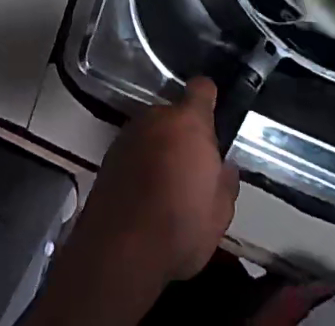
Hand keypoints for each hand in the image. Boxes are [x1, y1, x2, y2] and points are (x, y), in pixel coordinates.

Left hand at [73, 78, 239, 282]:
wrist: (122, 245)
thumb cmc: (181, 226)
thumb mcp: (221, 211)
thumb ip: (225, 180)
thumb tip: (223, 166)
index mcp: (188, 124)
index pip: (201, 89)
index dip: (209, 97)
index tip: (214, 111)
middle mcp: (155, 118)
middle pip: (174, 114)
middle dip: (185, 133)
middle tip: (194, 167)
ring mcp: (129, 132)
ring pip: (153, 131)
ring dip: (161, 146)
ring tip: (168, 183)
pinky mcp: (109, 152)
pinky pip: (135, 147)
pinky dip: (142, 160)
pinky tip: (146, 190)